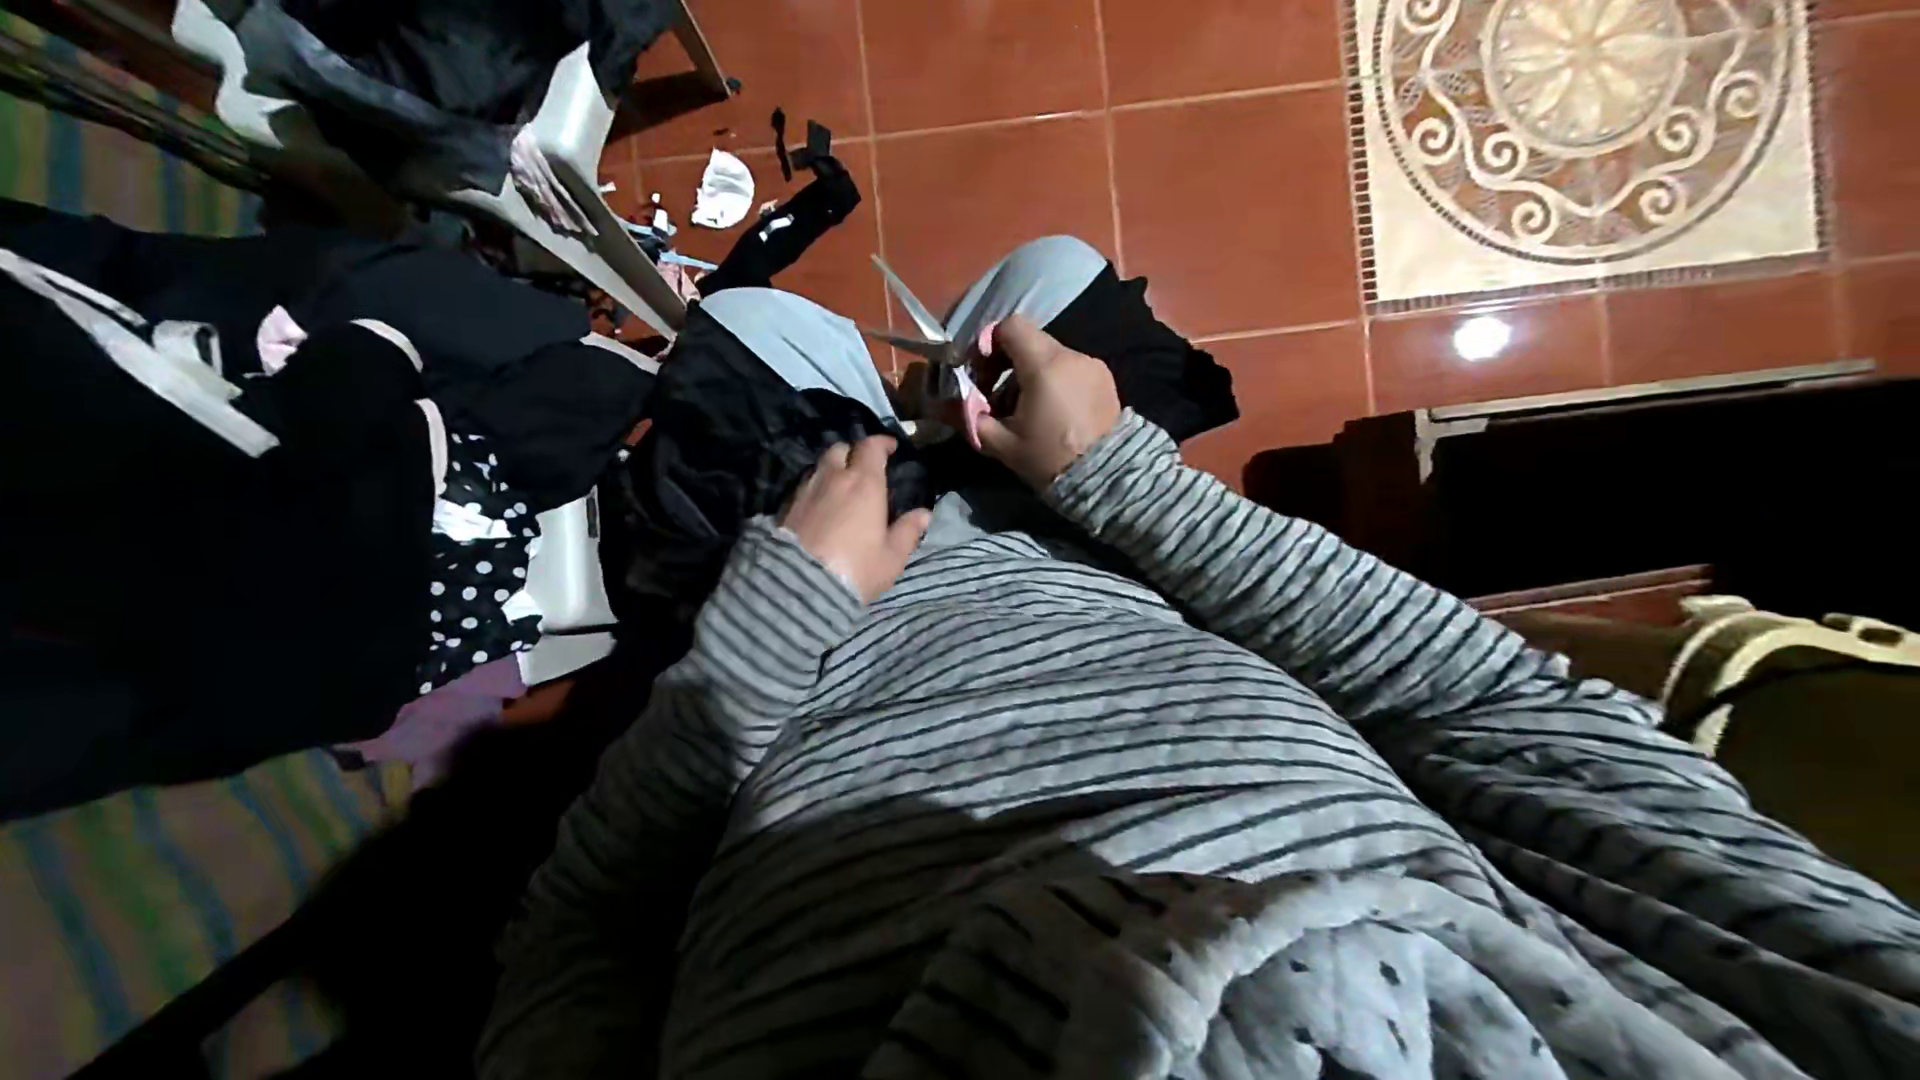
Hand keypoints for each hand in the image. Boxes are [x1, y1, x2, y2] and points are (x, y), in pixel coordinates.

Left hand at [779, 435, 932, 603]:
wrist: (801, 587)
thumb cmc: (856, 569)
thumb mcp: (892, 556)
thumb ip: (908, 531)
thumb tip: (923, 514)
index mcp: (864, 483)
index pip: (871, 447)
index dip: (881, 443)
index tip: (890, 447)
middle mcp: (833, 478)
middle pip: (840, 449)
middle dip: (853, 453)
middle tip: (862, 467)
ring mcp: (805, 491)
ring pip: (819, 467)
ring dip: (832, 470)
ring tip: (841, 487)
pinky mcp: (785, 507)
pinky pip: (804, 487)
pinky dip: (816, 489)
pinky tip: (821, 506)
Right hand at [973, 316, 1121, 489]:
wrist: (1106, 478)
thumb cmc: (1049, 459)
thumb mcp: (1002, 444)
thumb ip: (971, 418)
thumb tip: (943, 405)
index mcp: (1044, 366)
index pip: (1010, 326)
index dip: (989, 343)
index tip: (981, 373)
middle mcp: (1071, 356)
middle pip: (1030, 341)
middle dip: (1007, 363)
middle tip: (997, 397)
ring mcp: (1092, 366)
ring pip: (1050, 356)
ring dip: (1030, 374)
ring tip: (1025, 410)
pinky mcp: (1105, 379)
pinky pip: (1070, 369)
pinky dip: (1054, 381)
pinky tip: (1051, 413)